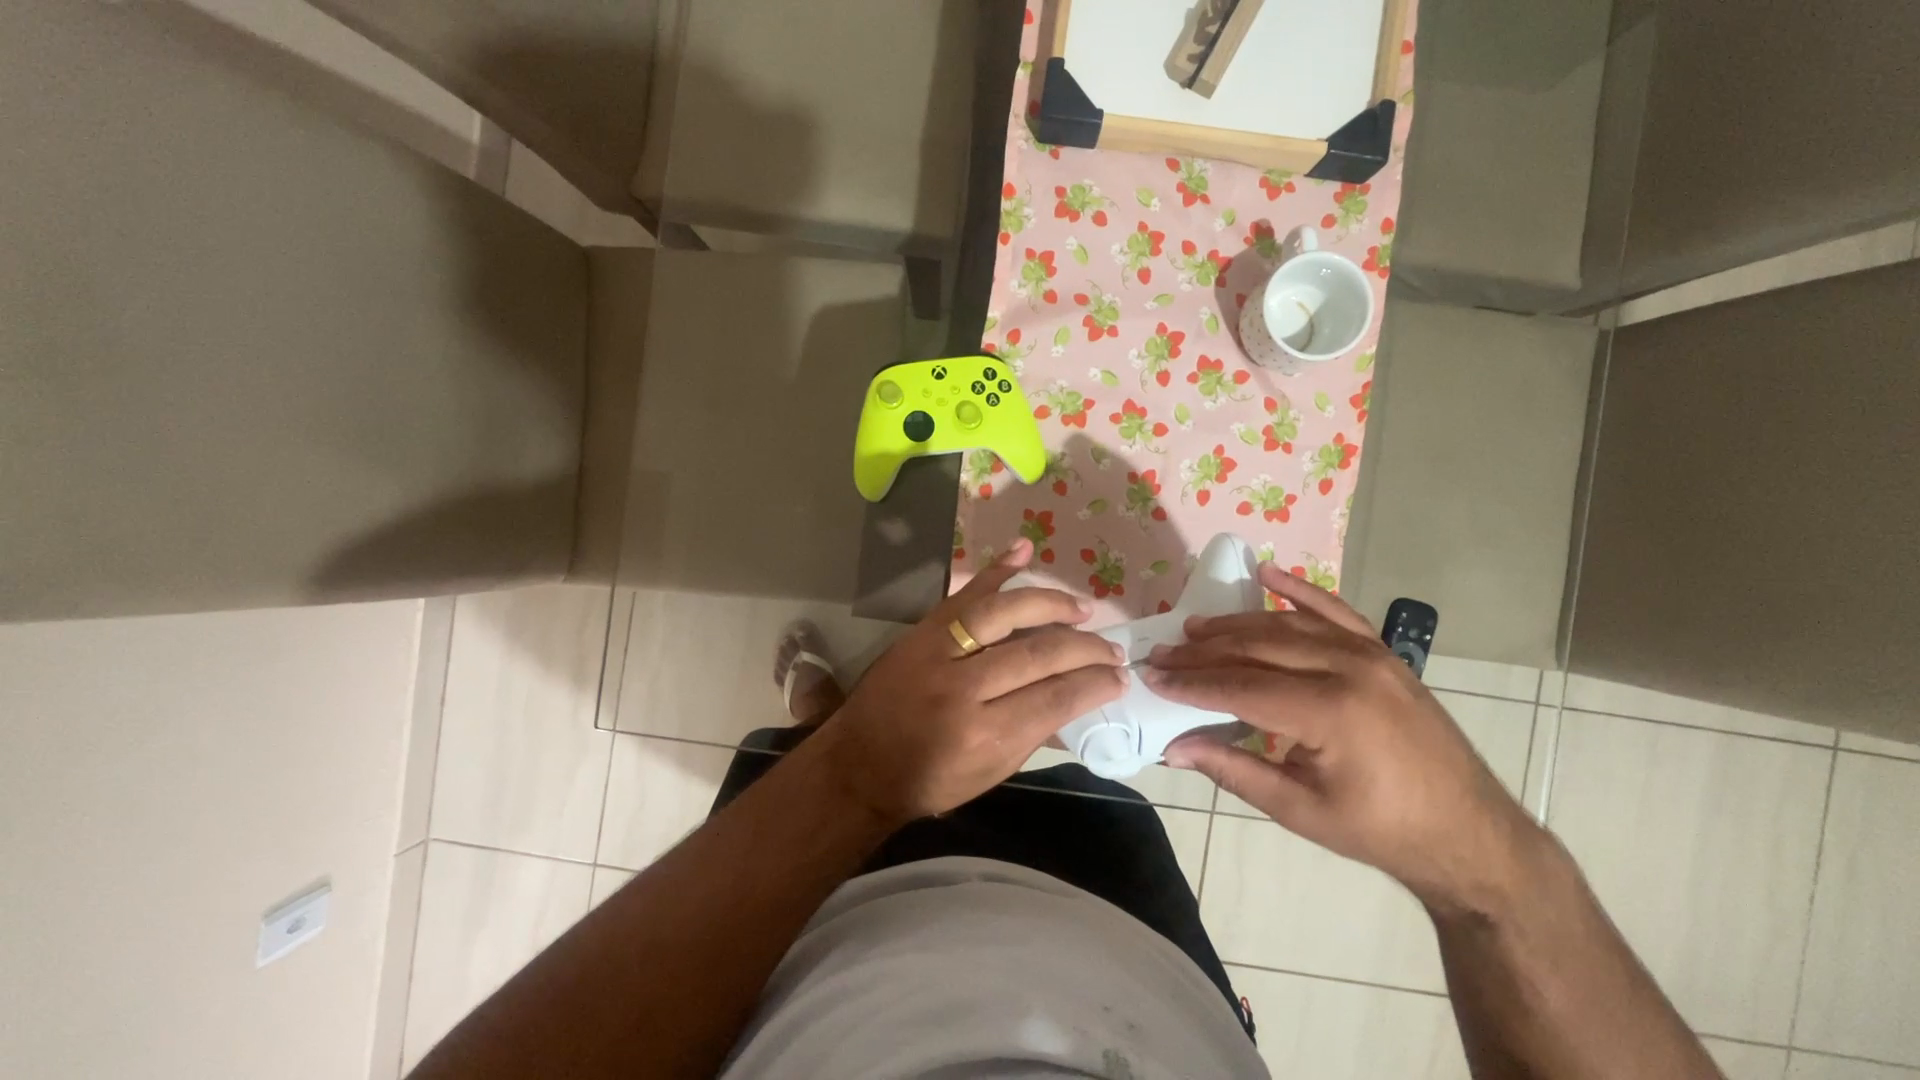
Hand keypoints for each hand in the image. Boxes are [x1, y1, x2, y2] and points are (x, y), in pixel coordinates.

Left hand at [810, 537, 1127, 823]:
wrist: (859, 764)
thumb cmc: (930, 780)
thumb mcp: (990, 773)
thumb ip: (1034, 731)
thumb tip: (1079, 696)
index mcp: (984, 734)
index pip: (1056, 697)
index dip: (1095, 684)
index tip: (1120, 677)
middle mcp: (964, 688)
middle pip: (1040, 653)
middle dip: (1086, 649)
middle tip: (1112, 650)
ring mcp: (939, 652)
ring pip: (1006, 613)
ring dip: (1051, 605)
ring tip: (1082, 609)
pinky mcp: (922, 631)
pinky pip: (964, 594)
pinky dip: (995, 570)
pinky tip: (1024, 550)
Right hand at [1146, 566, 1543, 915]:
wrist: (1466, 832)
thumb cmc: (1379, 830)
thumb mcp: (1300, 809)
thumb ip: (1234, 770)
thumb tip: (1173, 747)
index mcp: (1329, 711)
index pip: (1240, 685)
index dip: (1191, 683)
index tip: (1150, 677)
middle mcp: (1348, 668)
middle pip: (1258, 648)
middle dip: (1203, 652)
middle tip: (1162, 654)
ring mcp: (1371, 654)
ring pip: (1288, 625)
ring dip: (1237, 624)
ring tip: (1194, 628)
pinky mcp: (1384, 653)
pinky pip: (1336, 611)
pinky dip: (1301, 590)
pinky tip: (1269, 573)